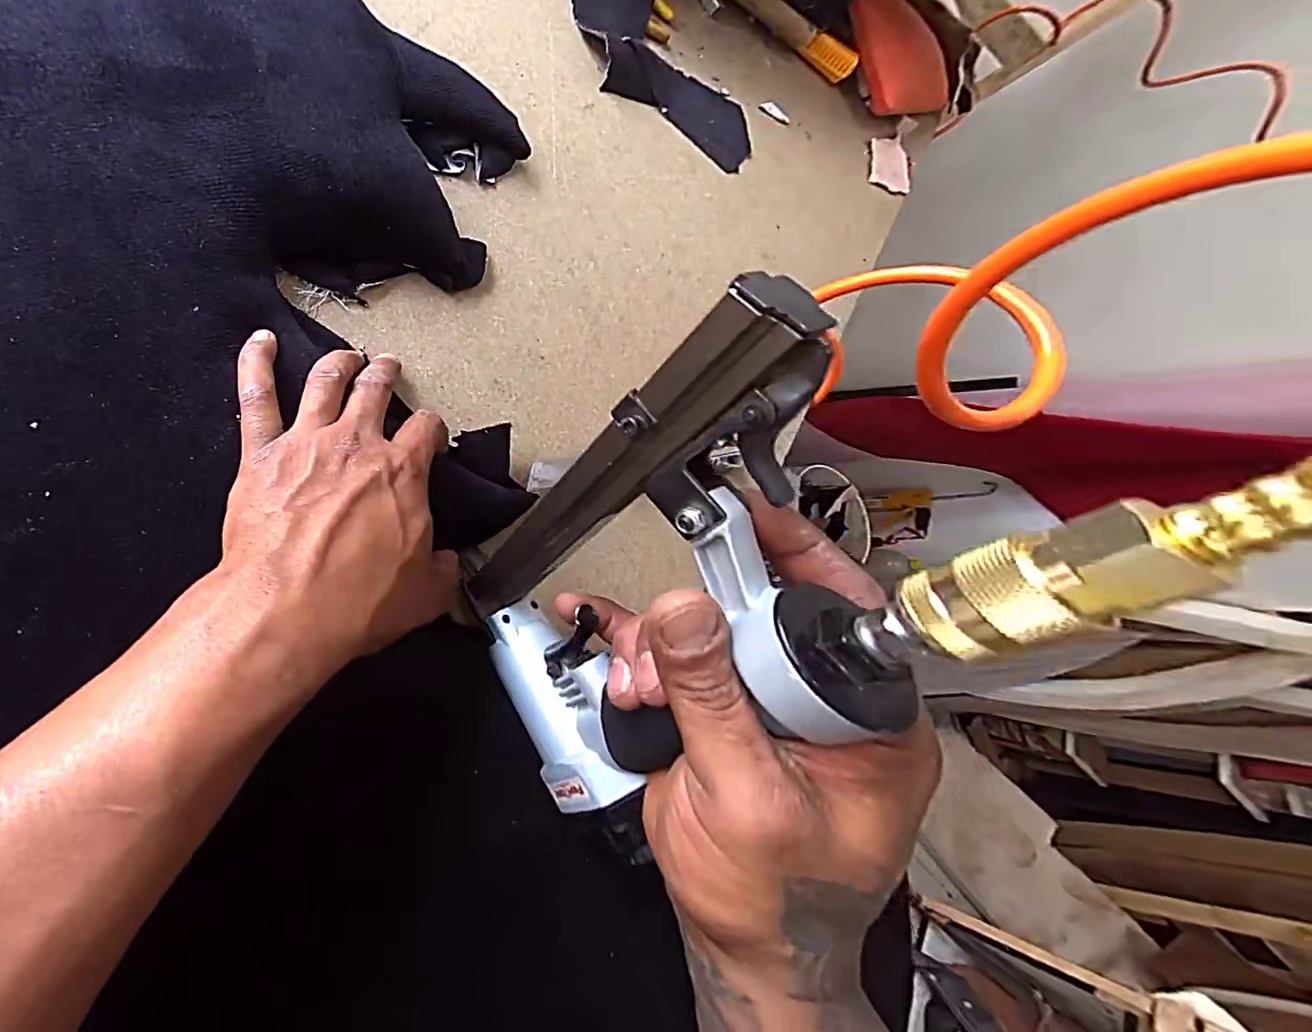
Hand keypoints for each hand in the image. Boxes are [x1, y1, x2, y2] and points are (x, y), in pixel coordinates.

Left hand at [219, 331, 458, 675]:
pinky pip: (256, 397)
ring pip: (325, 381)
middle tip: (388, 367)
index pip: (426, 429)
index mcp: (400, 472)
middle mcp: (355, 444)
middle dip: (386, 374)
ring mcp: (306, 443)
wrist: (286, 608)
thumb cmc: (354, 602)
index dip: (431, 427)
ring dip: (339, 362)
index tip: (429, 433)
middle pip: (376, 389)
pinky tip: (260, 342)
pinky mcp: (262, 455)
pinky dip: (256, 363)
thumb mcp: (424, 594)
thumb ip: (444, 571)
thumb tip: (450, 565)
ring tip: (345, 356)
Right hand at [556, 496, 938, 1026]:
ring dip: (649, 647)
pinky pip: (659, 655)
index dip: (797, 560)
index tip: (749, 518)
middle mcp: (810, 699)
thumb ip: (714, 699)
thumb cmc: (776, 893)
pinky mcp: (703, 707)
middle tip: (656, 658)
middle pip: (747, 615)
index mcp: (864, 719)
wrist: (735, 936)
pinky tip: (590, 619)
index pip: (840, 615)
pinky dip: (623, 640)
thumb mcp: (748, 796)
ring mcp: (750, 701)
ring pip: (693, 631)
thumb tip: (685, 608)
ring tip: (634, 688)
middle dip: (691, 624)